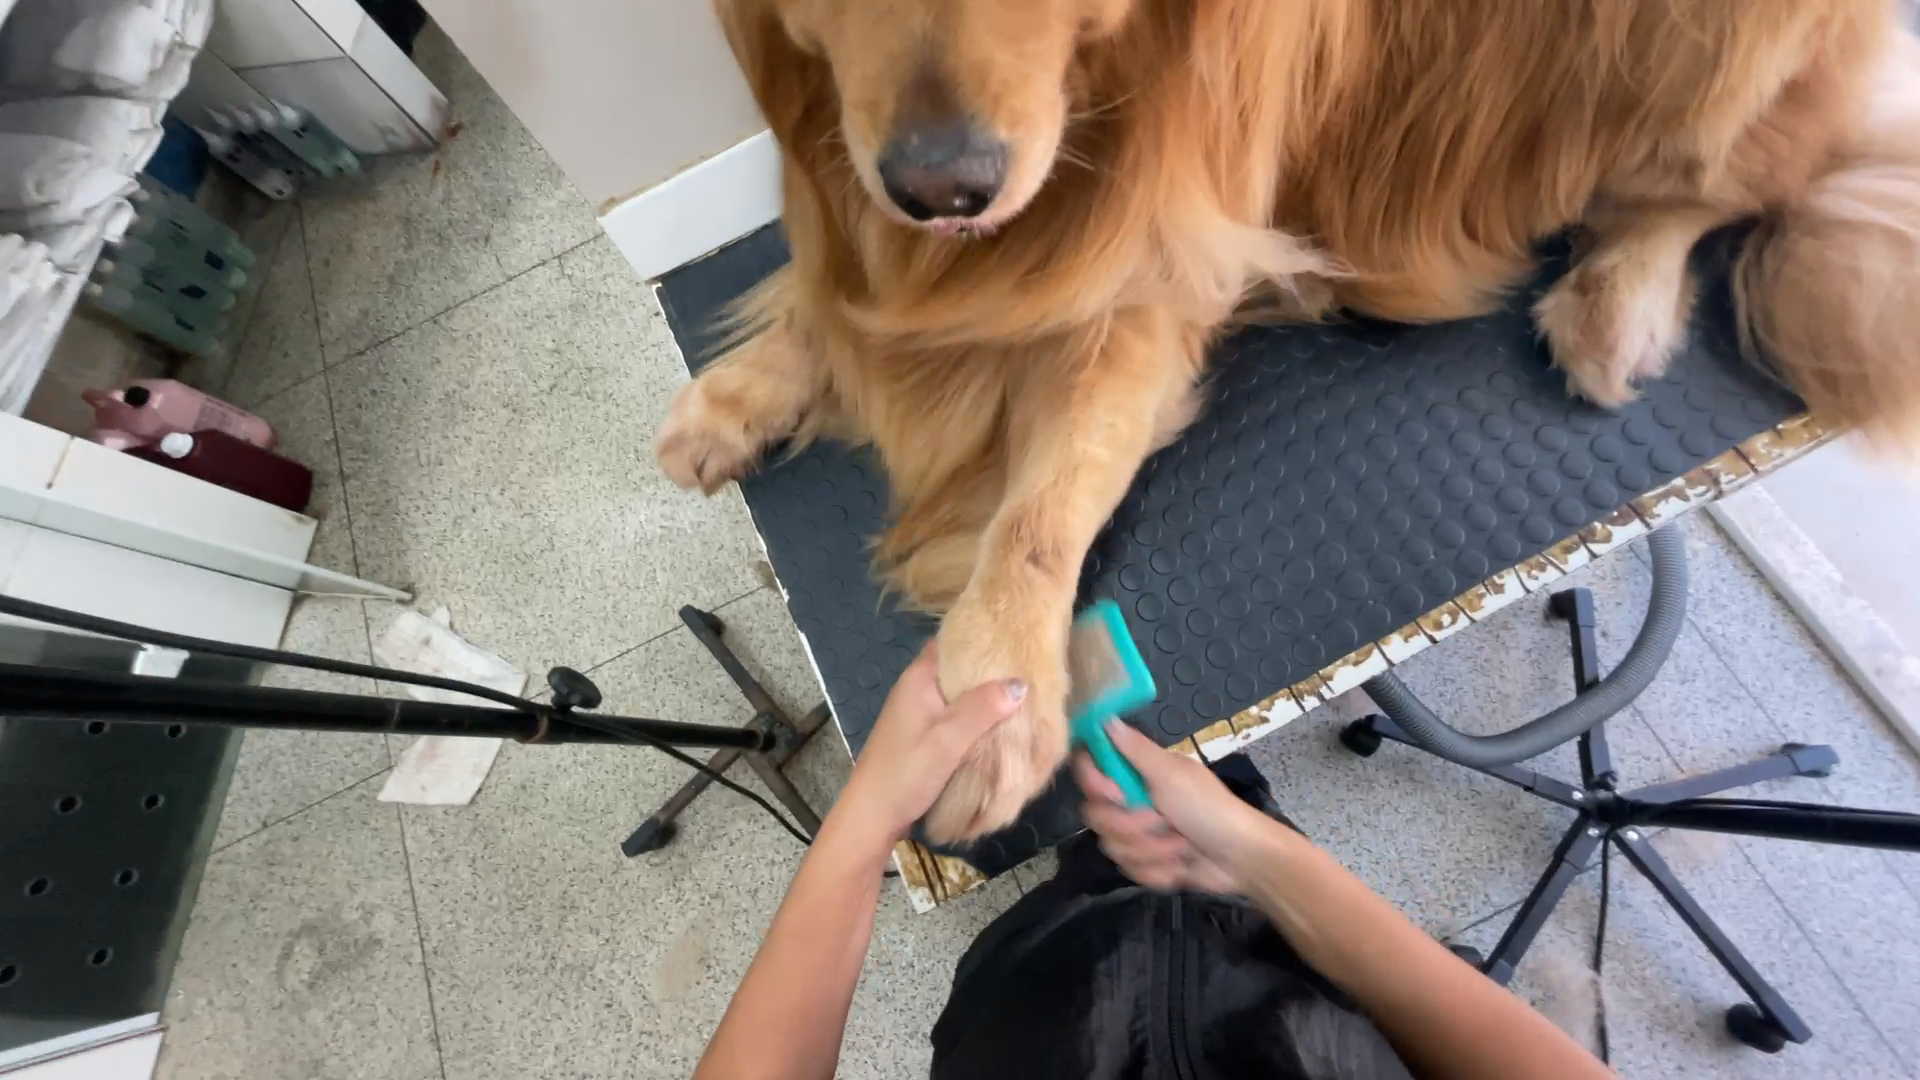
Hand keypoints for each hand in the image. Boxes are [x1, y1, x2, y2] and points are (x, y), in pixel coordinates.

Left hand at [833, 642, 1026, 844]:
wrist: (873, 816)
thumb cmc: (906, 772)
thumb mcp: (947, 739)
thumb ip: (982, 709)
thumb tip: (1021, 683)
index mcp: (918, 678)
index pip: (951, 640)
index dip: (981, 635)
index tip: (1013, 637)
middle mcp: (918, 688)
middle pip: (959, 666)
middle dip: (990, 667)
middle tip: (1028, 666)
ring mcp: (920, 711)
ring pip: (959, 692)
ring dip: (985, 694)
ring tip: (1024, 690)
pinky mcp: (924, 733)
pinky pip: (956, 713)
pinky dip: (976, 714)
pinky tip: (1001, 721)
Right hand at [1075, 722, 1285, 893]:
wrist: (1241, 858)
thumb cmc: (1208, 808)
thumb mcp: (1171, 774)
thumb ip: (1134, 748)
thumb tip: (1105, 718)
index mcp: (1135, 772)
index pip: (1088, 770)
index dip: (1095, 784)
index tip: (1117, 794)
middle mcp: (1130, 800)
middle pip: (1095, 814)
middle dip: (1131, 826)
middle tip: (1161, 821)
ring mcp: (1137, 833)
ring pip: (1112, 847)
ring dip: (1151, 850)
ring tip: (1180, 845)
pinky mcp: (1146, 862)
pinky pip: (1131, 870)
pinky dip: (1158, 871)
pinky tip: (1180, 865)